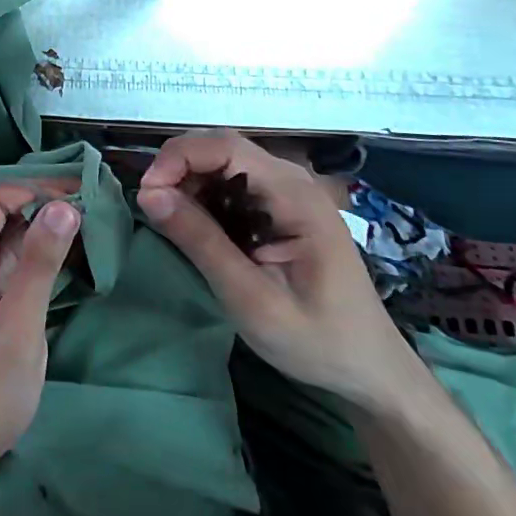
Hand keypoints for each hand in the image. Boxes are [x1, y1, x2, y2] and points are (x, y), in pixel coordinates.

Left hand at [0, 182, 81, 477]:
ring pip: (11, 231)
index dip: (37, 190)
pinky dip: (43, 250)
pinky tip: (73, 251)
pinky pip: (14, 257)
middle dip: (46, 202)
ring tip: (93, 224)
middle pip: (3, 209)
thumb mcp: (17, 330)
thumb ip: (38, 265)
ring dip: (48, 225)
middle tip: (96, 208)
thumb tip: (65, 205)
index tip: (83, 198)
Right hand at [138, 130, 405, 406]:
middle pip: (222, 148)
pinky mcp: (282, 207)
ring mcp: (289, 191)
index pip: (225, 146)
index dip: (178, 158)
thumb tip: (149, 194)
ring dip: (188, 181)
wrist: (369, 368)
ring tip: (167, 218)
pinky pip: (234, 183)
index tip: (146, 194)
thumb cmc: (316, 339)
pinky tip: (194, 225)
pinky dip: (205, 195)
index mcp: (294, 194)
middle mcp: (292, 180)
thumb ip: (202, 242)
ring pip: (225, 162)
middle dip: (178, 168)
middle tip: (150, 207)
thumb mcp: (251, 298)